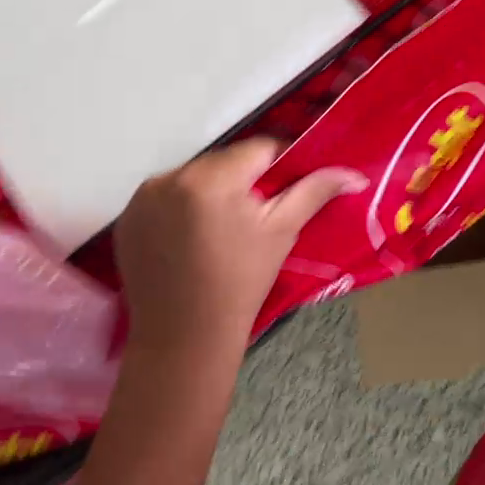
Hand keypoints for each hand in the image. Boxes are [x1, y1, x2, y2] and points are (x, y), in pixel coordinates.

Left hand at [113, 140, 366, 355]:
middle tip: (263, 211)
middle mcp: (171, 178)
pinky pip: (168, 195)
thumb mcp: (283, 231)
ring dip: (216, 190)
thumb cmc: (242, 282)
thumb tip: (356, 173)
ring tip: (228, 226)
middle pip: (226, 161)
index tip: (293, 186)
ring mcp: (143, 198)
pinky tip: (197, 236)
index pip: (259, 148)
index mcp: (212, 179)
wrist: (184, 336)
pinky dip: (186, 206)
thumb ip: (316, 191)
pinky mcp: (128, 217)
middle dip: (247, 178)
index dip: (283, 161)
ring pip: (197, 176)